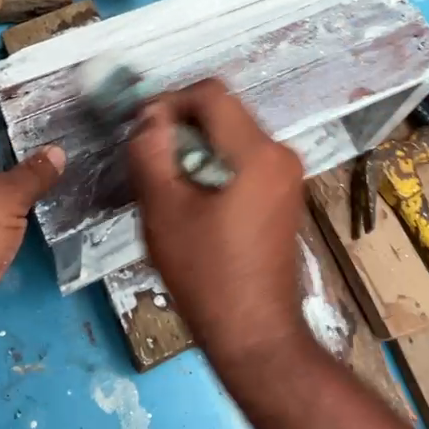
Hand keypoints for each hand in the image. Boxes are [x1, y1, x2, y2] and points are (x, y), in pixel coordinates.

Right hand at [126, 79, 307, 368]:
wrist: (255, 335)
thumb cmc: (207, 274)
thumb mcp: (164, 209)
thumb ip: (150, 151)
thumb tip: (149, 117)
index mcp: (257, 152)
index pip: (210, 93)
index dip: (169, 101)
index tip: (141, 128)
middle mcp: (280, 153)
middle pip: (222, 111)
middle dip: (180, 125)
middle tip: (148, 155)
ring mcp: (286, 174)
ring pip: (231, 134)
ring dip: (194, 145)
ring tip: (164, 179)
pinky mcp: (283, 194)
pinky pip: (242, 157)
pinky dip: (213, 163)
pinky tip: (191, 197)